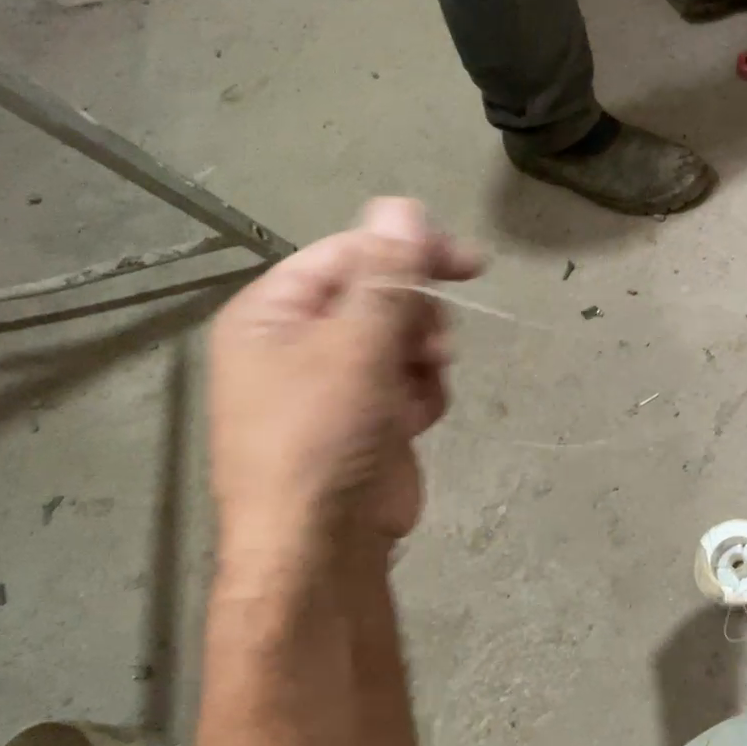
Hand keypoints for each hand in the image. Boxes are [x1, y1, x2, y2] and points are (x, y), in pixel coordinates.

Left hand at [208, 199, 482, 565]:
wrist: (321, 541)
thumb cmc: (322, 437)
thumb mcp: (356, 349)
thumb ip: (388, 278)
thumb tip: (404, 204)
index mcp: (274, 311)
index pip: (351, 255)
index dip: (410, 253)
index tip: (472, 265)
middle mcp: (301, 339)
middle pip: (383, 298)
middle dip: (417, 322)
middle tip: (431, 349)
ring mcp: (336, 381)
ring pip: (406, 342)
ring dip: (423, 365)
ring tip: (413, 397)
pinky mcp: (369, 416)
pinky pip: (411, 383)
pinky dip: (422, 398)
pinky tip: (412, 424)